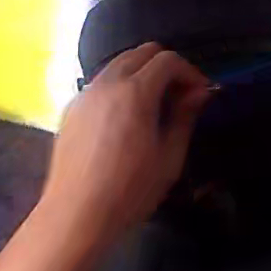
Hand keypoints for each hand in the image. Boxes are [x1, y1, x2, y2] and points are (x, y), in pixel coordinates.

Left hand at [38, 44, 209, 245]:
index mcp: (135, 92)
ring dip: (142, 72)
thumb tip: (199, 92)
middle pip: (142, 52)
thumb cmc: (128, 191)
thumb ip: (185, 117)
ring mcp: (85, 94)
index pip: (168, 60)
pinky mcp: (71, 109)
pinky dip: (120, 85)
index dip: (190, 71)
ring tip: (154, 102)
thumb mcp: (169, 158)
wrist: (73, 219)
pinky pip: (102, 82)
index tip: (200, 93)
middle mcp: (108, 83)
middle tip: (179, 93)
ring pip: (120, 63)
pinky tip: (125, 116)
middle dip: (166, 65)